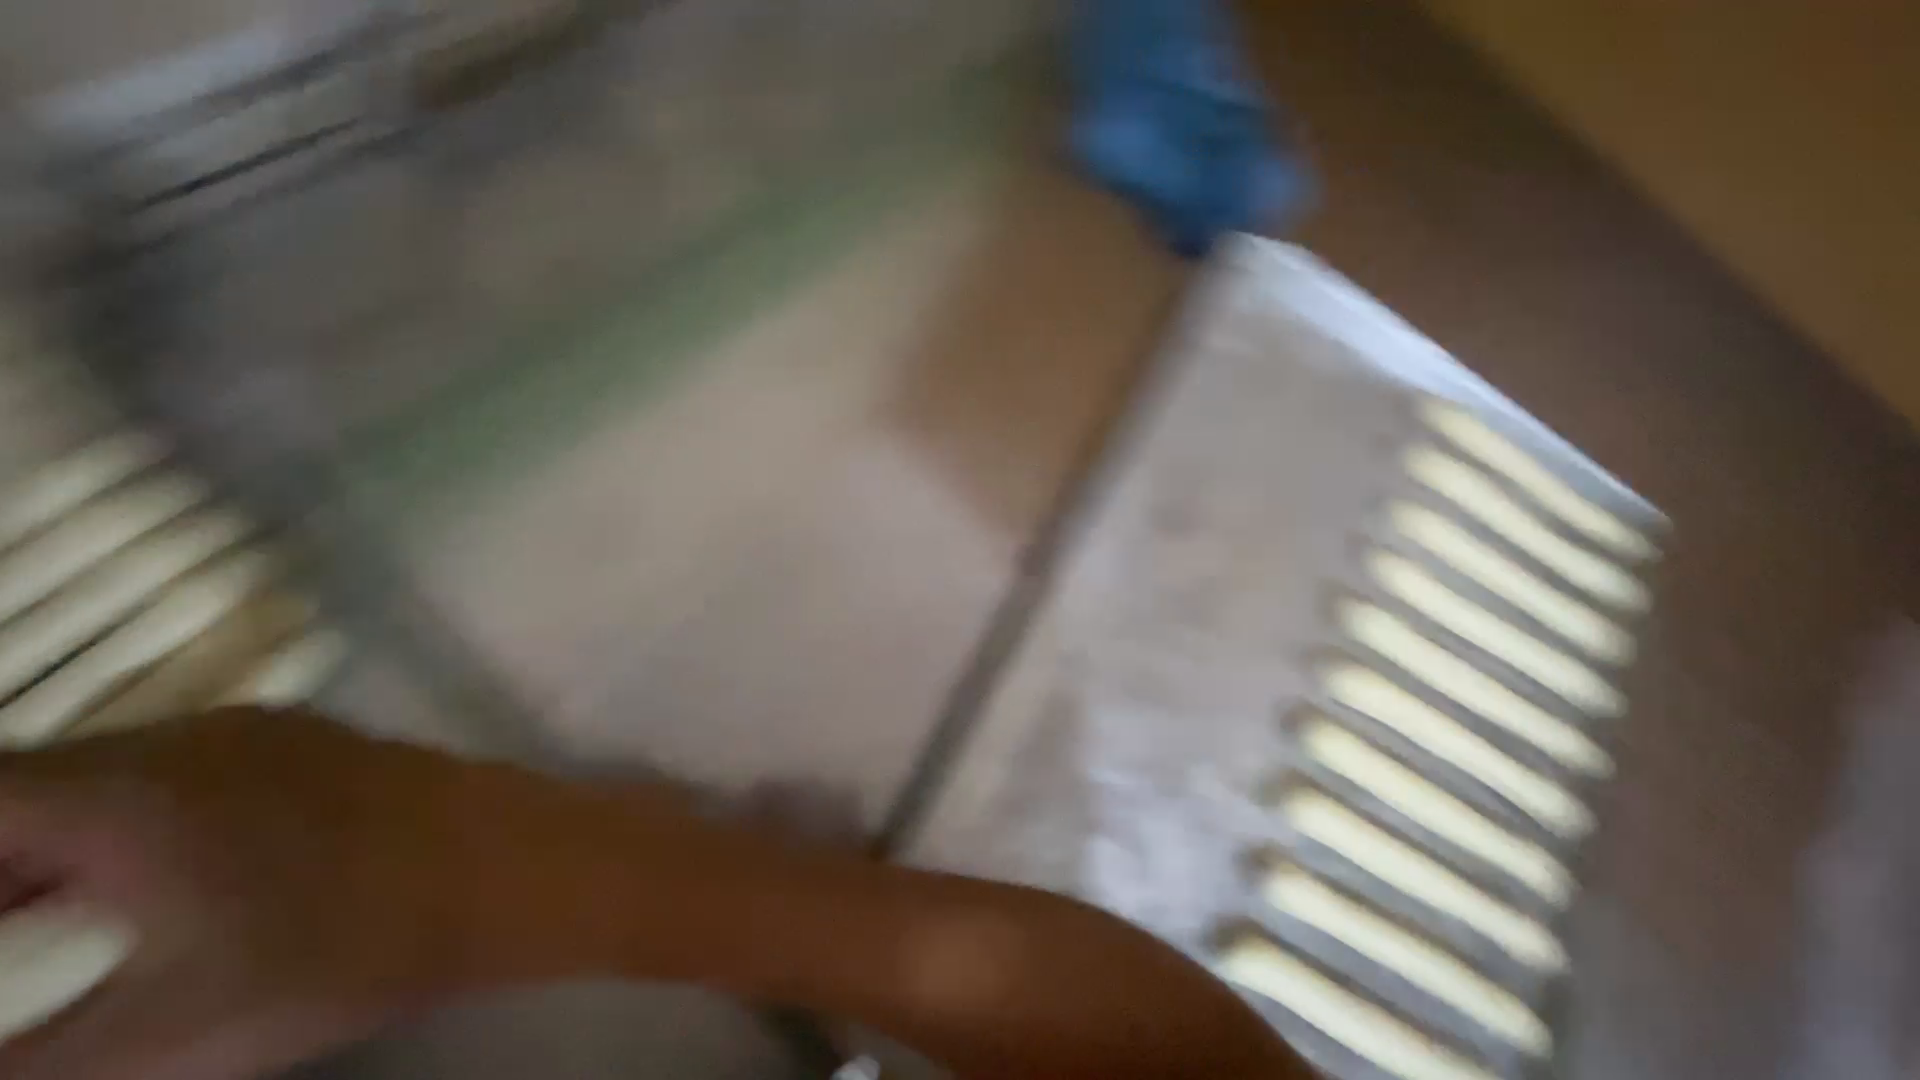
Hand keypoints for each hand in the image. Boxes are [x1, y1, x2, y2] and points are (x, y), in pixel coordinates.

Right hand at [0, 708, 510, 1079]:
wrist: (517, 867)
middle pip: (34, 787)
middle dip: (2, 870)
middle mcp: (190, 735)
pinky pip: (200, 772)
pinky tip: (192, 886)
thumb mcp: (161, 1038)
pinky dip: (158, 824)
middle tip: (26, 953)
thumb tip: (14, 1044)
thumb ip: (33, 1057)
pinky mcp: (324, 742)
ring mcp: (268, 731)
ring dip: (77, 849)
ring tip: (85, 933)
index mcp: (125, 790)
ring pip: (122, 777)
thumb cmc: (348, 946)